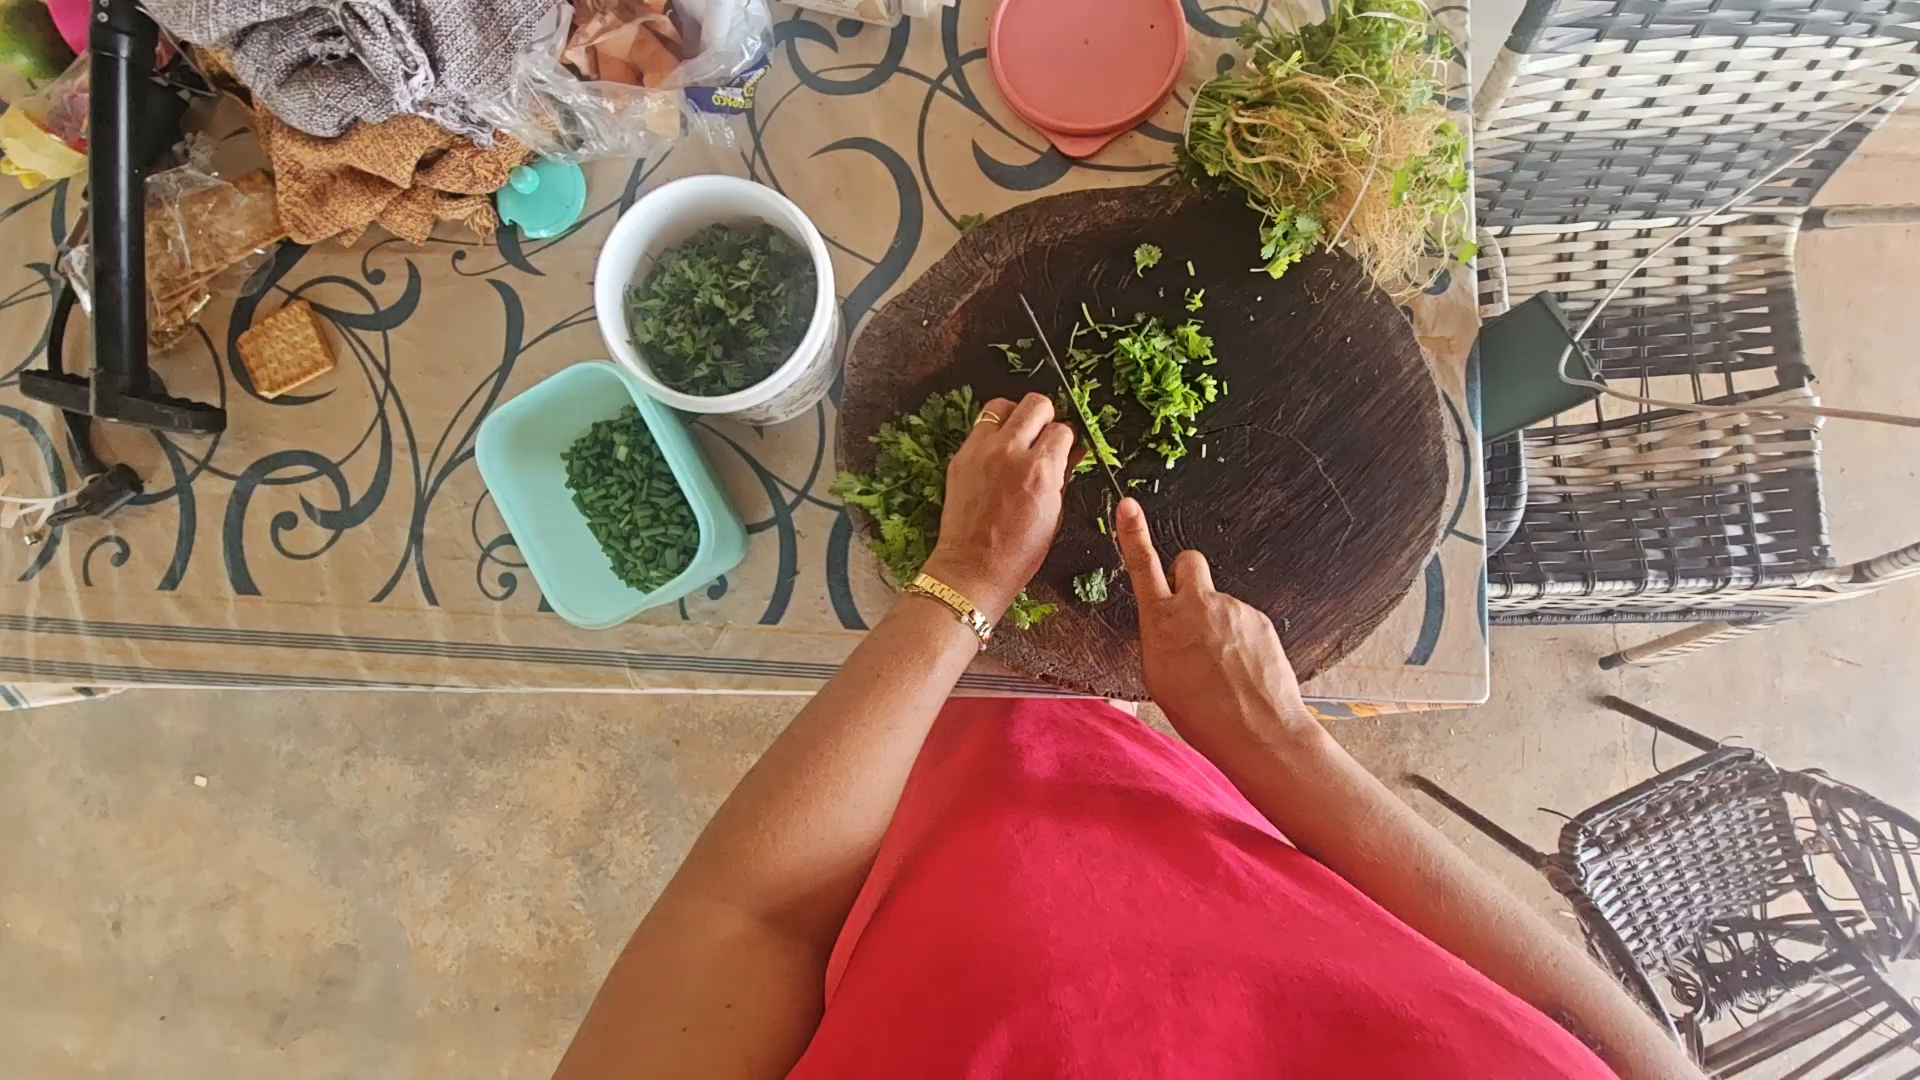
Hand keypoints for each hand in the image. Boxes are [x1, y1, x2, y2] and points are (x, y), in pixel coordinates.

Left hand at [920, 393, 1074, 622]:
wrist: (973, 567)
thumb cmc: (1019, 551)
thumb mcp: (1054, 513)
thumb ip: (1064, 475)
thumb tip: (1073, 451)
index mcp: (1040, 470)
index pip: (1062, 429)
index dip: (1066, 439)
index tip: (1064, 448)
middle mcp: (1010, 453)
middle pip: (1036, 404)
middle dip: (1046, 417)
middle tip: (1044, 436)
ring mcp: (981, 452)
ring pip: (1003, 405)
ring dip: (1016, 416)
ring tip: (1019, 437)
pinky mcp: (961, 457)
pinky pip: (981, 427)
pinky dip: (993, 434)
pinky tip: (999, 454)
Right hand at [1114, 497, 1315, 758]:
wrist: (1257, 731)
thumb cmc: (1201, 714)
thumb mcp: (1158, 677)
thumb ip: (1159, 638)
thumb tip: (1167, 628)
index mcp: (1161, 621)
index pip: (1143, 566)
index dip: (1133, 533)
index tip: (1128, 506)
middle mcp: (1196, 606)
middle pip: (1189, 561)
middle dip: (1186, 577)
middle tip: (1189, 608)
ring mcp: (1231, 608)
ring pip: (1217, 600)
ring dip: (1216, 621)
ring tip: (1221, 664)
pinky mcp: (1259, 618)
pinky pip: (1242, 617)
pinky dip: (1239, 637)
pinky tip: (1241, 667)